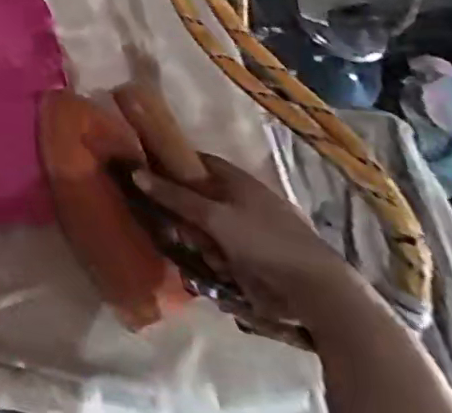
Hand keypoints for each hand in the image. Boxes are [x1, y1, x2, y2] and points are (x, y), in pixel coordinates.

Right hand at [134, 154, 359, 320]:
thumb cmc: (264, 241)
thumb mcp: (212, 216)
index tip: (146, 170)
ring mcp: (249, 228)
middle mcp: (242, 198)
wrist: (317, 292)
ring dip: (196, 237)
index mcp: (236, 179)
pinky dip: (212, 255)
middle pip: (195, 194)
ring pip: (204, 224)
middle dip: (180, 209)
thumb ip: (173, 195)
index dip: (170, 161)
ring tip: (198, 250)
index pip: (195, 159)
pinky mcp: (254, 254)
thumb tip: (134, 171)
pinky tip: (214, 266)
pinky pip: (218, 247)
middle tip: (170, 221)